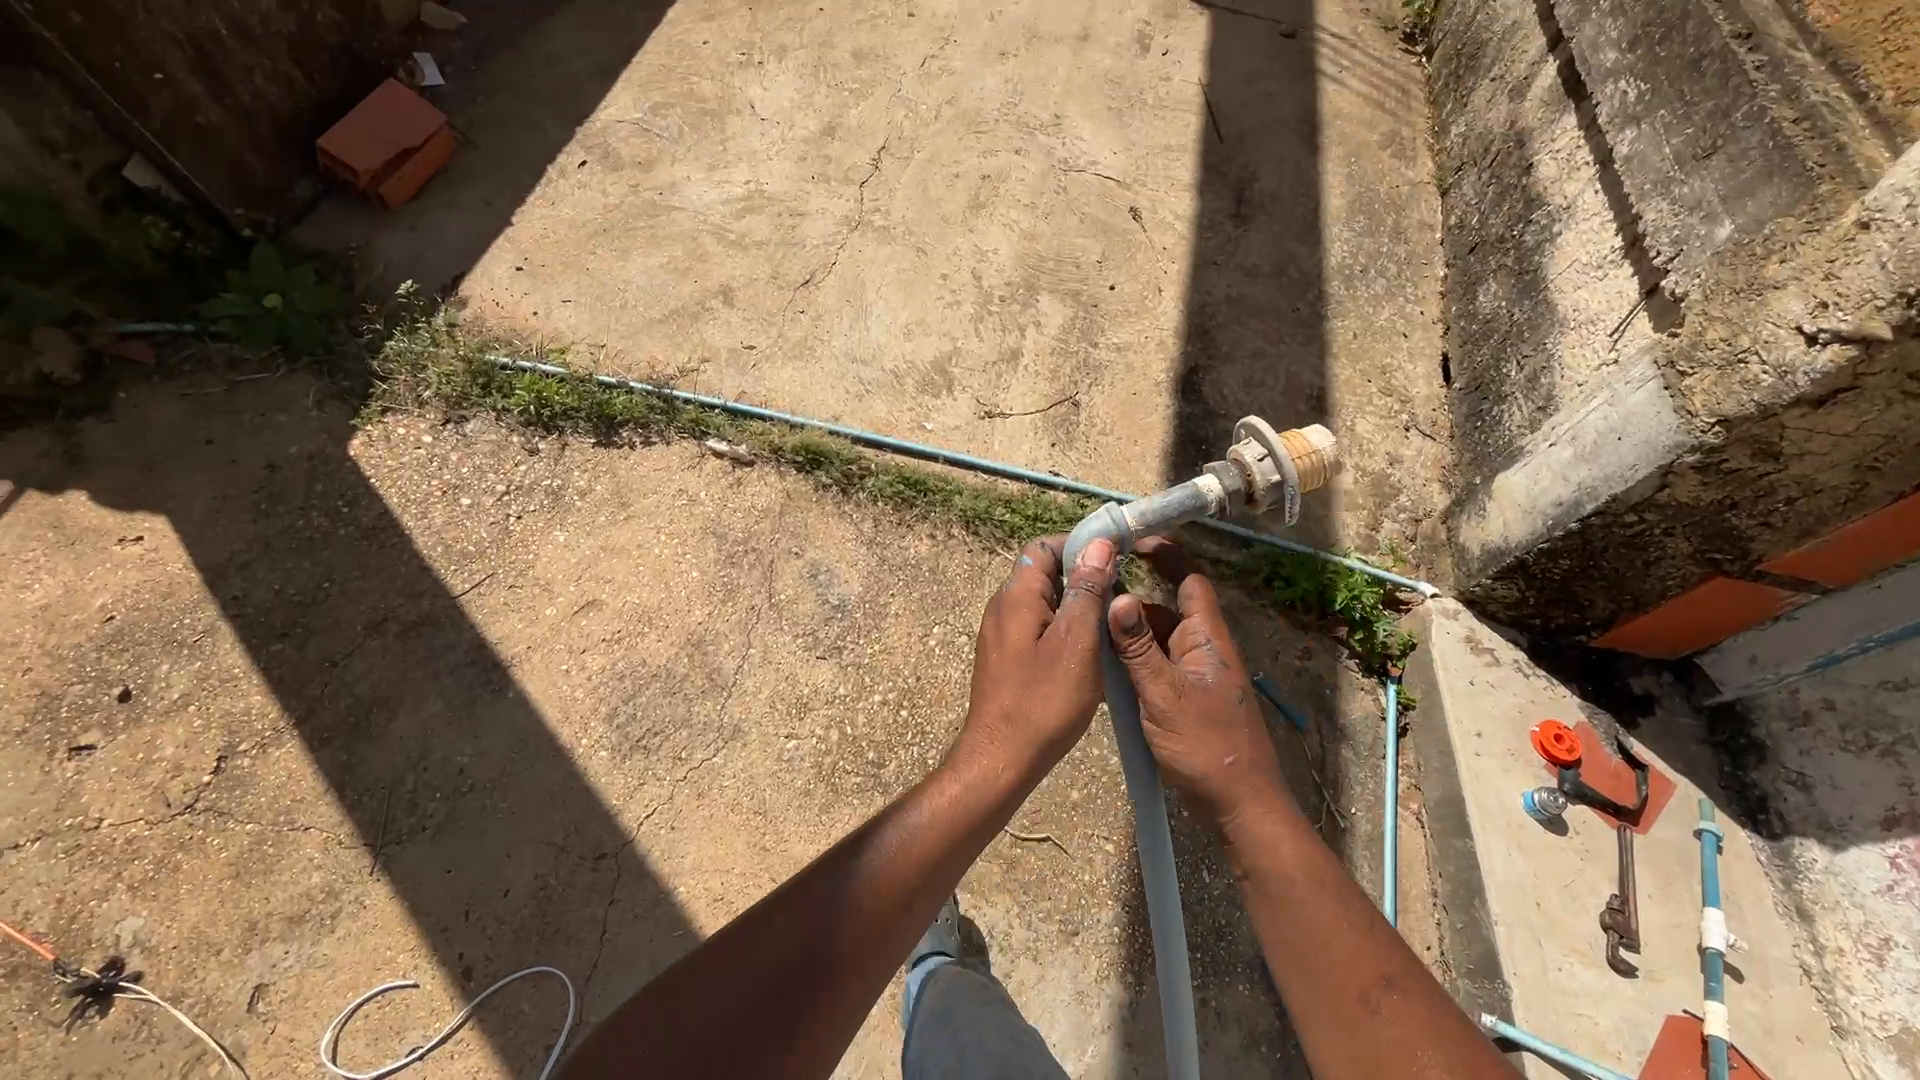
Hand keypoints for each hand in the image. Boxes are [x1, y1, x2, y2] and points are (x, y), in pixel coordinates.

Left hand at [954, 534, 1118, 774]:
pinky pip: (1039, 630)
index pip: (1045, 546)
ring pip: (1045, 604)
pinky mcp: (1007, 658)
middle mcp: (1003, 607)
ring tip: (1110, 629)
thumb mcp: (1077, 642)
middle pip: (1046, 573)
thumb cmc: (1043, 700)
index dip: (1081, 546)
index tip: (1117, 561)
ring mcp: (1002, 634)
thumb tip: (1099, 544)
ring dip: (1078, 609)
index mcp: (1016, 595)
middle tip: (1120, 599)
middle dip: (1084, 579)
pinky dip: (1065, 633)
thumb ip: (1087, 590)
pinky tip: (1090, 657)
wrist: (1003, 758)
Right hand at [1106, 539, 1294, 828]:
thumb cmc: (1205, 746)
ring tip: (1088, 630)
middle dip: (1132, 598)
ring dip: (1129, 634)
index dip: (1165, 554)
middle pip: (1166, 609)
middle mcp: (1203, 649)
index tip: (1131, 541)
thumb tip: (1116, 596)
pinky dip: (1134, 662)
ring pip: (1158, 640)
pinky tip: (1105, 670)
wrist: (1239, 806)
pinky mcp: (1186, 700)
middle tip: (1090, 590)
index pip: (1190, 579)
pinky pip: (1157, 667)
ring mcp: (1196, 676)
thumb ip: (1137, 647)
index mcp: (1206, 638)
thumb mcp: (1163, 693)